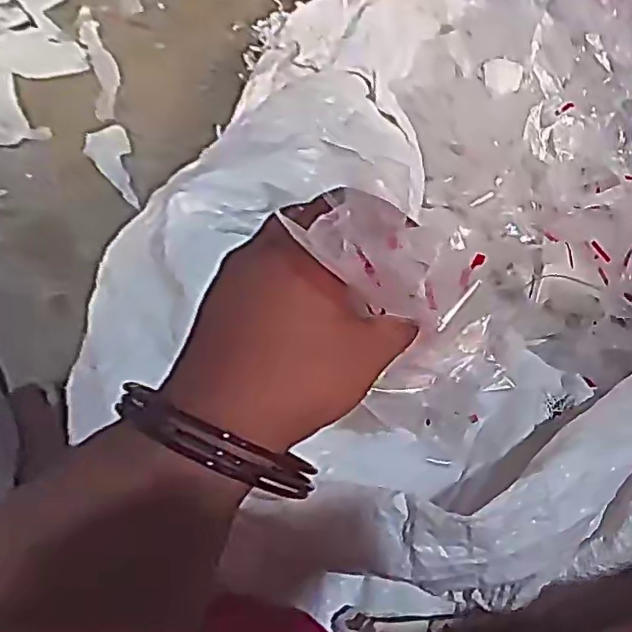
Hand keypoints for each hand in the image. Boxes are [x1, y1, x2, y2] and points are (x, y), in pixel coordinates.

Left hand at [161, 204, 417, 452]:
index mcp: (298, 250)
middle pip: (315, 223)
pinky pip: (271, 273)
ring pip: (291, 249)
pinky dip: (301, 281)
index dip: (383, 219)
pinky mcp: (223, 301)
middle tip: (386, 266)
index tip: (406, 244)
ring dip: (326, 262)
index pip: (344, 205)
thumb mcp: (368, 353)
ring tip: (359, 292)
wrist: (218, 426)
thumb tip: (413, 316)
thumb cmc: (300, 378)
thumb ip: (401, 325)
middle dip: (356, 240)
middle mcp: (260, 251)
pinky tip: (322, 313)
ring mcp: (235, 275)